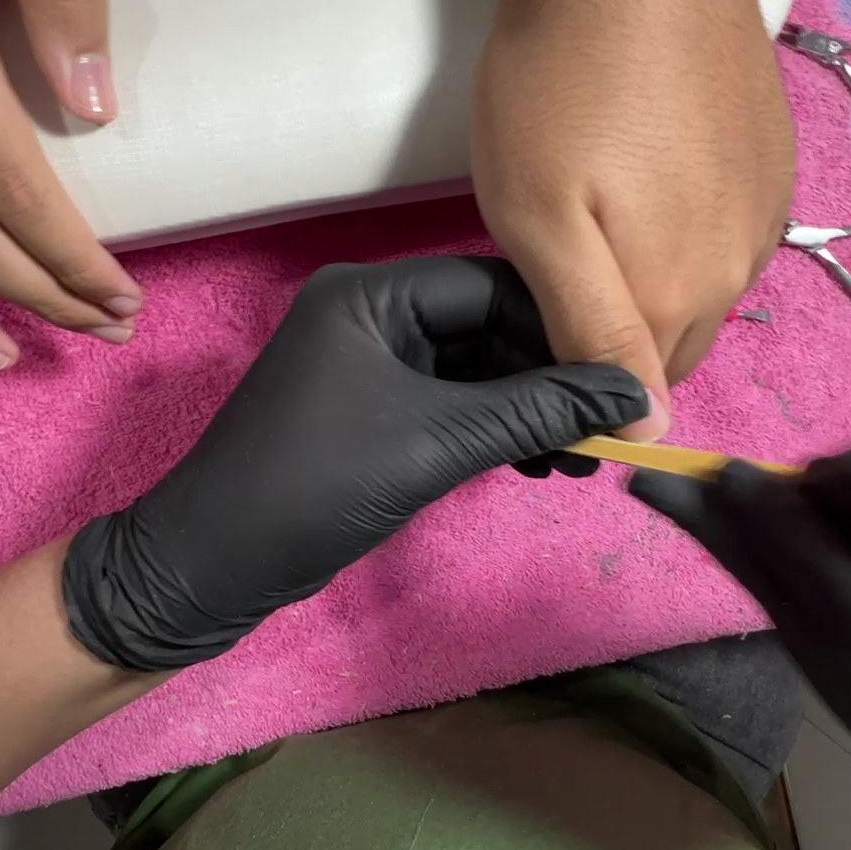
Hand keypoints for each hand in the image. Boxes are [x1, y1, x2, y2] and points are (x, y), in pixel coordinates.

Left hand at [63, 257, 649, 671]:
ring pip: (471, 368)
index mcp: (371, 292)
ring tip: (572, 458)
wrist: (216, 562)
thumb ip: (536, 410)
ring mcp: (368, 360)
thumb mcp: (436, 441)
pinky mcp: (370, 405)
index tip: (622, 379)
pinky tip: (530, 461)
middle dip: (546, 379)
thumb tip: (634, 396)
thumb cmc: (318, 486)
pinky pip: (447, 399)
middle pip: (485, 327)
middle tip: (603, 432)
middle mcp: (369, 310)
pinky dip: (489, 427)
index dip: (562, 331)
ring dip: (523, 409)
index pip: (493, 287)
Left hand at [474, 0, 795, 439]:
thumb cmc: (562, 90)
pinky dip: (680, 240)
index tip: (542, 333)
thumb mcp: (546, 228)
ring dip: (648, 288)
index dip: (588, 381)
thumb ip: (596, 334)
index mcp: (680, 296)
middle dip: (615, 338)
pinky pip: (720, 239)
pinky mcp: (769, 164)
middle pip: (668, 346)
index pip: (640, 391)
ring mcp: (762, 212)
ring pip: (695, 293)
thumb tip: (644, 427)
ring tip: (595, 226)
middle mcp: (738, 269)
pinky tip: (644, 188)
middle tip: (555, 274)